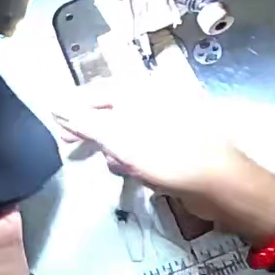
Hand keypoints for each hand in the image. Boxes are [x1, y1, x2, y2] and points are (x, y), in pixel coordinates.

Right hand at [52, 80, 274, 241]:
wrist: (219, 183)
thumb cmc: (168, 156)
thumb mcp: (120, 138)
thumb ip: (85, 121)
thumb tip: (54, 104)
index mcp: (142, 90)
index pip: (97, 93)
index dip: (74, 110)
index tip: (57, 129)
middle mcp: (154, 101)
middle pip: (112, 112)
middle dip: (95, 133)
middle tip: (76, 150)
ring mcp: (166, 124)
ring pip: (126, 134)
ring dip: (116, 150)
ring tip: (115, 164)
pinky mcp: (175, 146)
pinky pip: (144, 150)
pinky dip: (135, 161)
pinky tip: (135, 173)